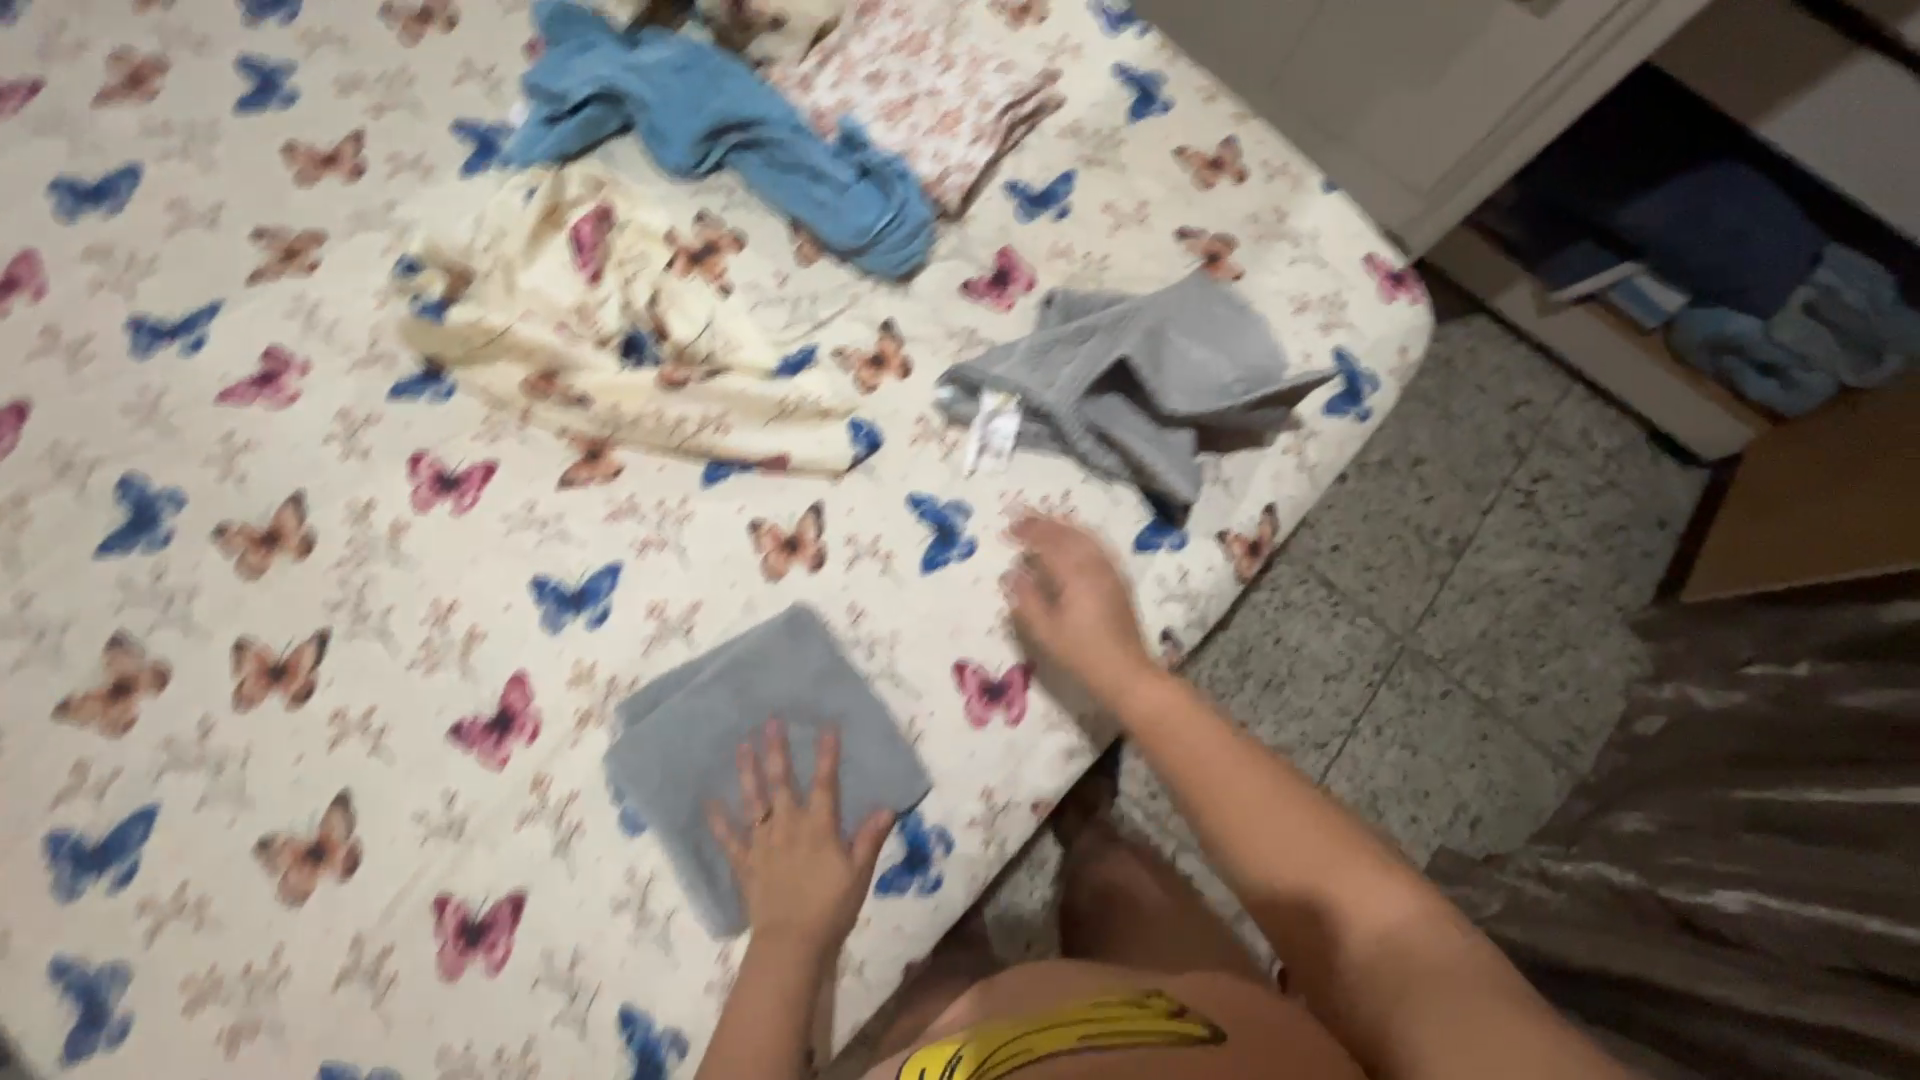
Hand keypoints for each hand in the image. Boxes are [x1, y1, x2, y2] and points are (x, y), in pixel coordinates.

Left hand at [709, 719, 894, 953]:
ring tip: (742, 745)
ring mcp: (763, 844)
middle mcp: (788, 827)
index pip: (825, 783)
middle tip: (771, 722)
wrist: (792, 944)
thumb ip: (870, 838)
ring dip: (747, 772)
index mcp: (819, 827)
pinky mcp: (746, 864)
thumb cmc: (832, 907)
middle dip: (777, 750)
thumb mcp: (860, 873)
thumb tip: (886, 807)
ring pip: (753, 801)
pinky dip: (719, 820)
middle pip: (781, 782)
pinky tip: (710, 801)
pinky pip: (730, 838)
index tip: (827, 726)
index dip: (827, 754)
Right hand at [1003, 513, 1155, 694]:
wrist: (1125, 672)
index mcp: (1075, 573)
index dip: (1027, 532)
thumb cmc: (1081, 654)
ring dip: (1062, 526)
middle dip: (1044, 522)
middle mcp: (1095, 564)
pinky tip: (1072, 542)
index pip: (1047, 542)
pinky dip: (1079, 536)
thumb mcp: (1044, 631)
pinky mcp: (1118, 580)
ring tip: (1044, 524)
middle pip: (1067, 533)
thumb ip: (1025, 598)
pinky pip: (1097, 546)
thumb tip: (1011, 573)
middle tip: (1021, 518)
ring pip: (1085, 536)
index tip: (1008, 529)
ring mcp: (1110, 570)